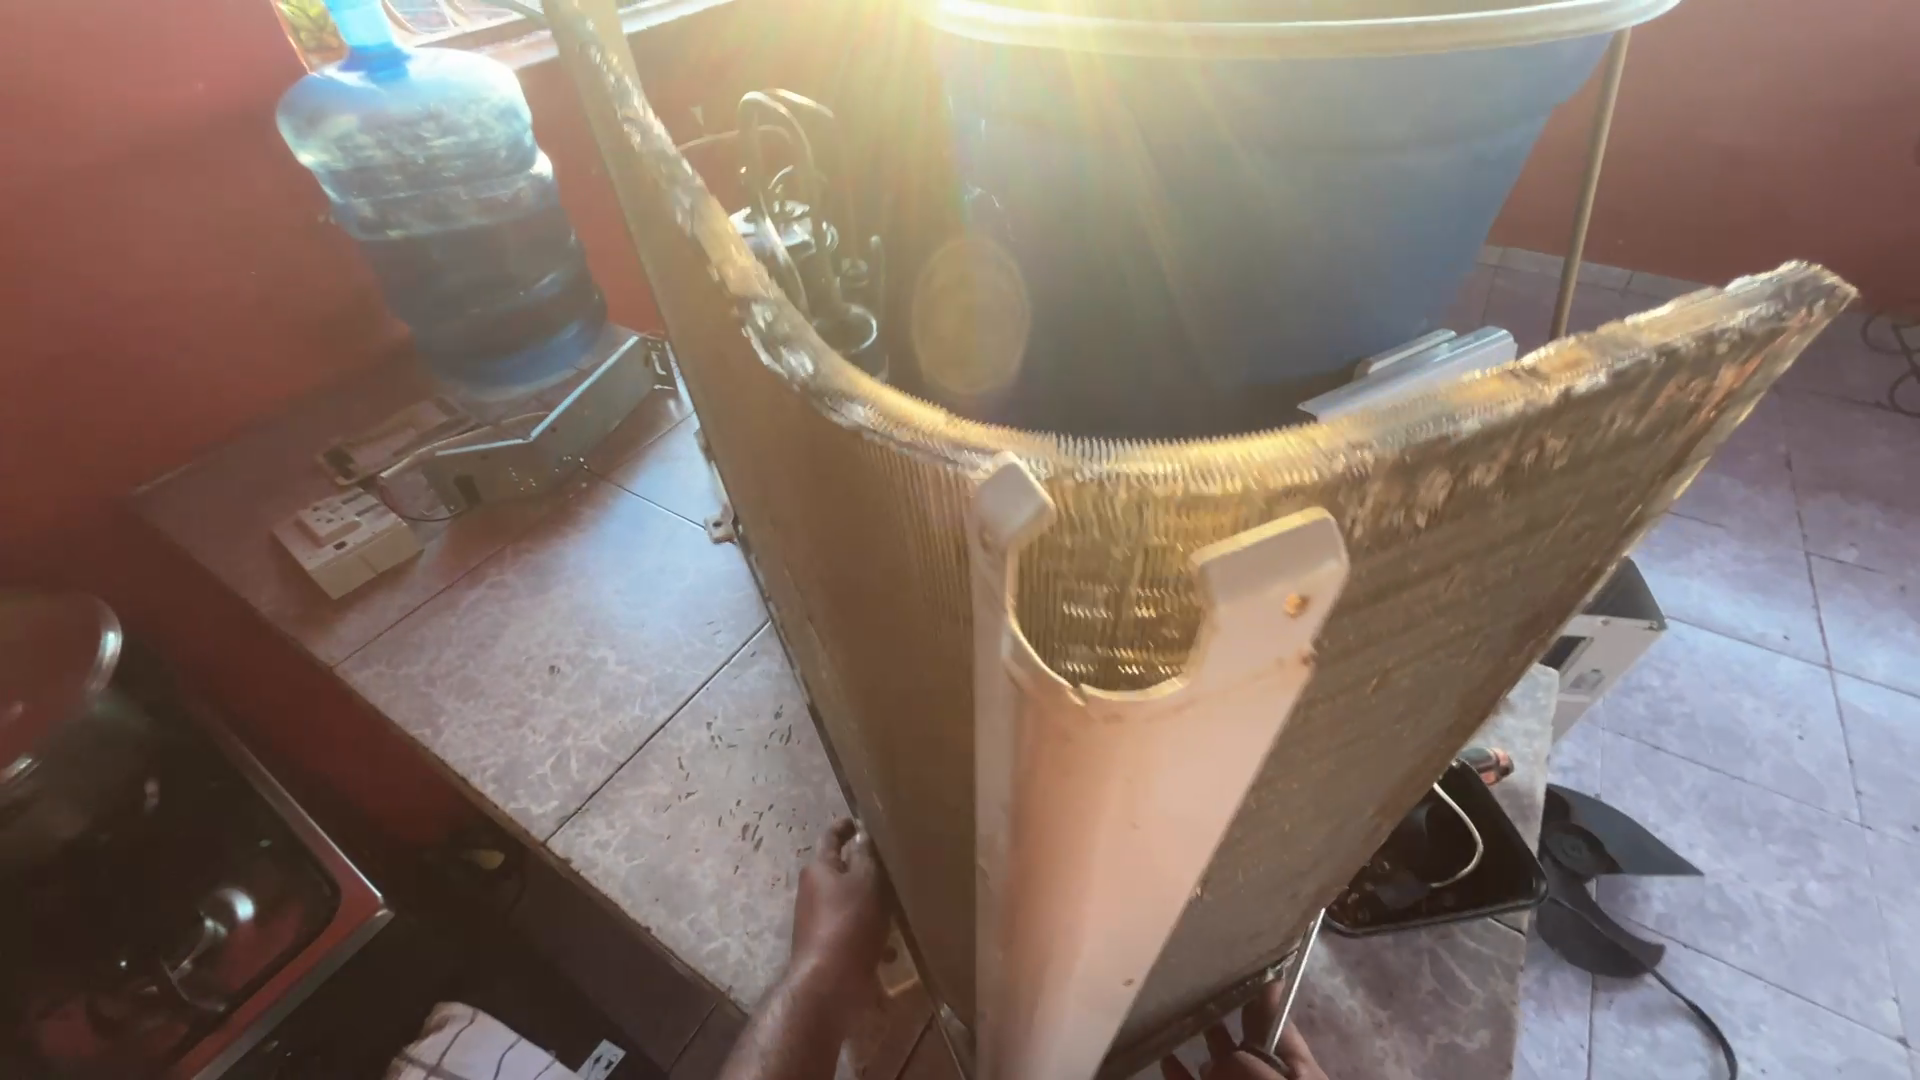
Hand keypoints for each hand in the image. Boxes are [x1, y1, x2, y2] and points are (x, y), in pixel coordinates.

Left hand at [789, 818, 888, 1002]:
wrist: (828, 986)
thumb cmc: (849, 922)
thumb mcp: (866, 880)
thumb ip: (867, 855)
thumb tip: (863, 833)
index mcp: (819, 868)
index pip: (831, 837)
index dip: (845, 826)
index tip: (860, 820)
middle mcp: (813, 892)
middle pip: (841, 872)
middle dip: (865, 869)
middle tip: (892, 865)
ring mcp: (818, 922)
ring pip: (850, 903)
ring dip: (871, 904)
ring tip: (899, 910)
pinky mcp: (827, 948)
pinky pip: (853, 933)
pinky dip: (871, 935)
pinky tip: (892, 950)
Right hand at [1159, 978, 1328, 1079]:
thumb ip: (1246, 1068)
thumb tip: (1213, 1062)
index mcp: (1297, 1067)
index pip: (1276, 1016)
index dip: (1258, 985)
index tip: (1234, 950)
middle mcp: (1269, 1078)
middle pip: (1245, 1036)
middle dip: (1220, 1008)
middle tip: (1191, 974)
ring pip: (1220, 1064)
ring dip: (1199, 1040)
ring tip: (1173, 1010)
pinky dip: (1182, 1075)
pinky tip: (1167, 1060)